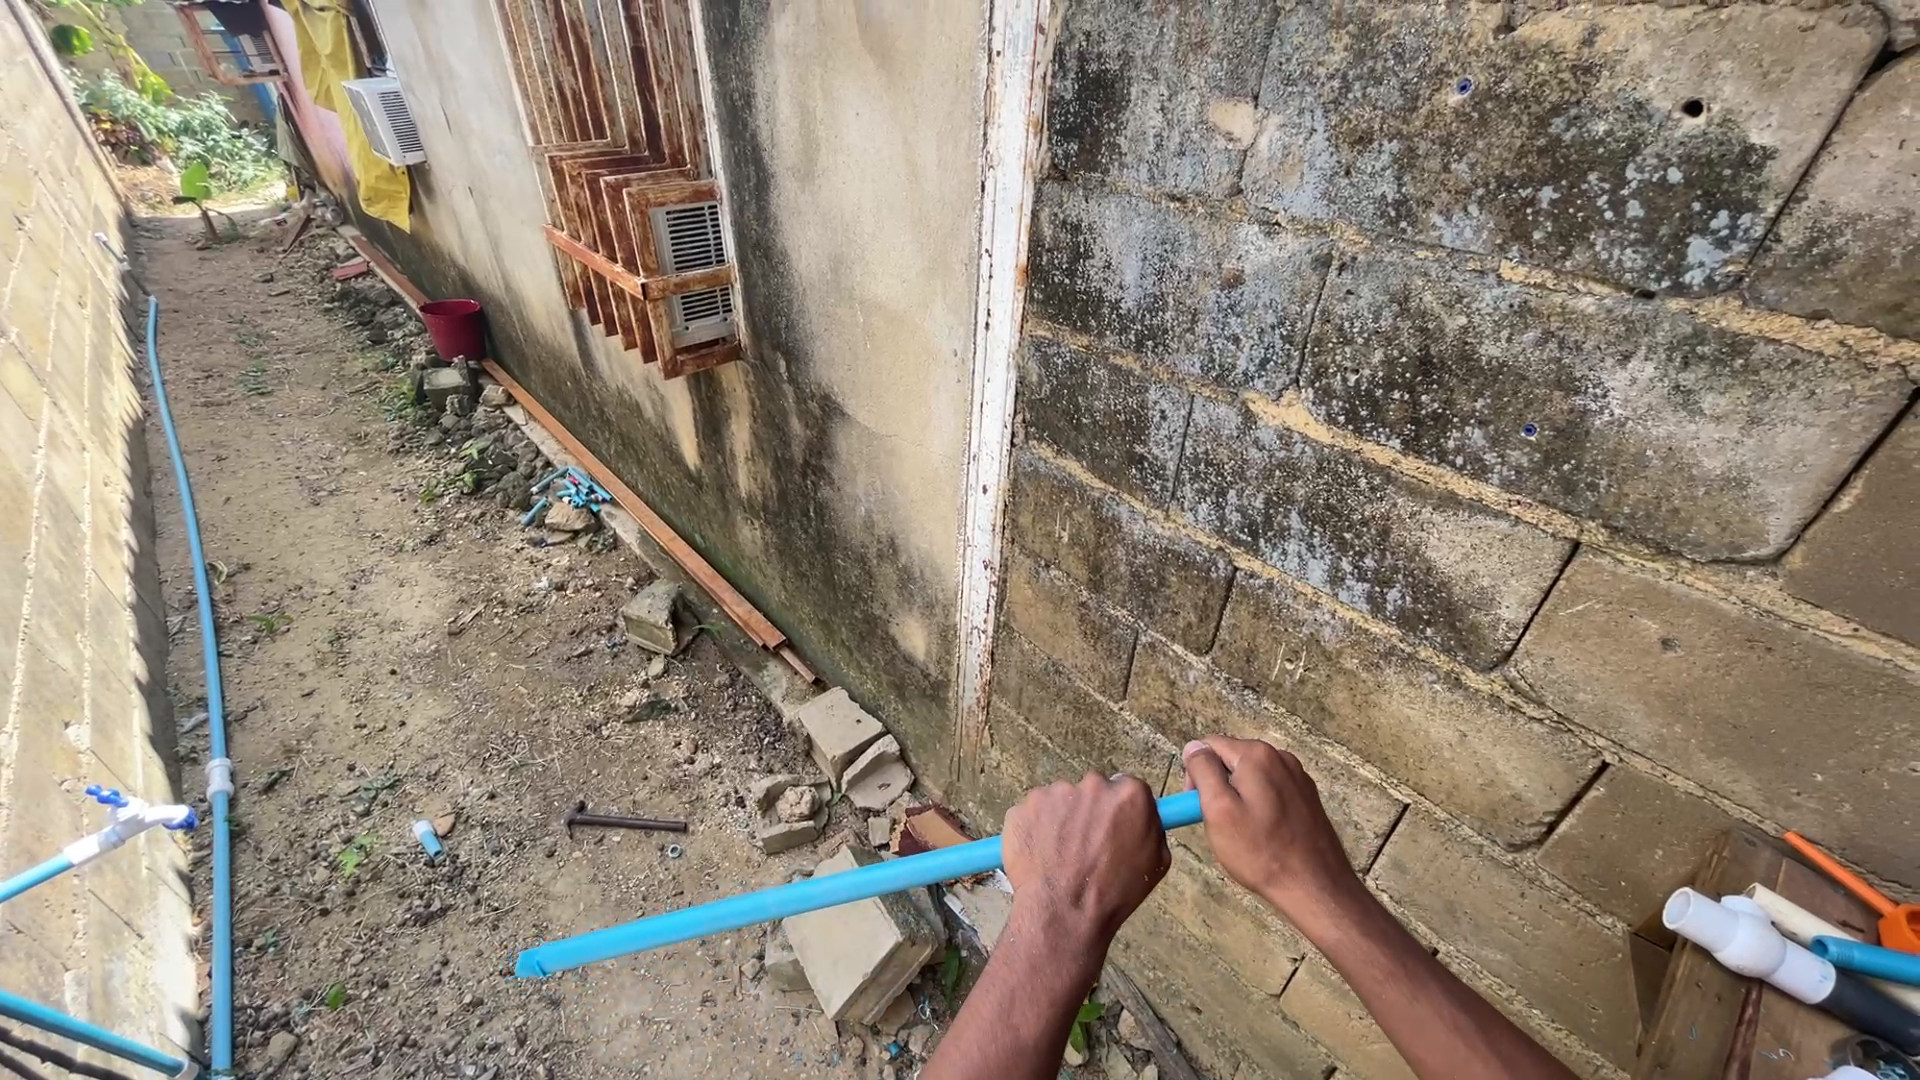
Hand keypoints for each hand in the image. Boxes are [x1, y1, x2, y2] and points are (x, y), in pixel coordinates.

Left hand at [1001, 773, 1169, 944]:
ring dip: (1061, 821)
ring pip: (1060, 801)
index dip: (1118, 810)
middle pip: (1092, 791)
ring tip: (1062, 858)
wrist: (1063, 914)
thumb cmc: (1112, 895)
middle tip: (1086, 847)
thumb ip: (1150, 827)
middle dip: (1089, 813)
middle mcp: (1092, 785)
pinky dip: (1035, 830)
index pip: (1126, 787)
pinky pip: (1033, 814)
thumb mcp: (1155, 863)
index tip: (1111, 826)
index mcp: (1129, 794)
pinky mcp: (1025, 805)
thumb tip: (1143, 815)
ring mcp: (1054, 793)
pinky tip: (1041, 857)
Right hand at [1182, 736, 1359, 927]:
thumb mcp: (1218, 809)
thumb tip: (1194, 747)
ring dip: (1238, 796)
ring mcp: (1298, 776)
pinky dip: (1260, 804)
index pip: (1208, 746)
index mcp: (1257, 754)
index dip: (1197, 775)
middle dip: (1219, 786)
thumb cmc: (1261, 852)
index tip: (1201, 807)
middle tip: (1221, 823)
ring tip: (1244, 831)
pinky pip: (1270, 789)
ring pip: (1249, 776)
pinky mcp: (1307, 795)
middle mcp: (1280, 756)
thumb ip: (1203, 770)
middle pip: (1230, 759)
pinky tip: (1265, 833)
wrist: (1316, 889)